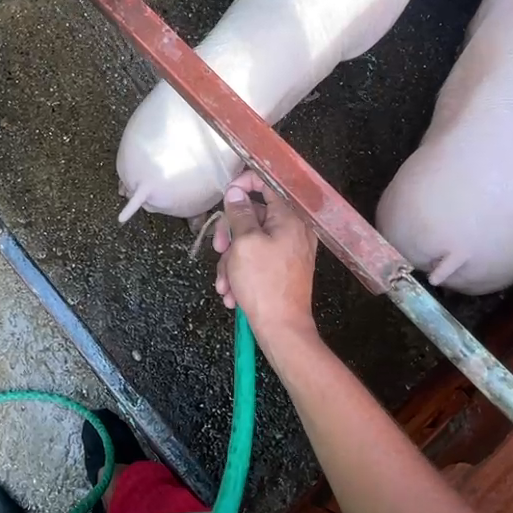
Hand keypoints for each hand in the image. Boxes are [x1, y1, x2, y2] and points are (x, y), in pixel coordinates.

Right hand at [213, 170, 318, 345]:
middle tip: (219, 248)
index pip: (266, 183)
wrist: (282, 329)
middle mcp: (294, 229)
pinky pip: (257, 257)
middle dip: (230, 233)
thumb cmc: (263, 283)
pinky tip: (232, 292)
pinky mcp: (283, 267)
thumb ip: (239, 213)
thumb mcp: (244, 243)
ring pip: (250, 239)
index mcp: (290, 217)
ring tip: (224, 283)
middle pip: (253, 215)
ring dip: (232, 259)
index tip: (224, 198)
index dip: (242, 185)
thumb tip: (235, 192)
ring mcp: (289, 249)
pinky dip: (241, 271)